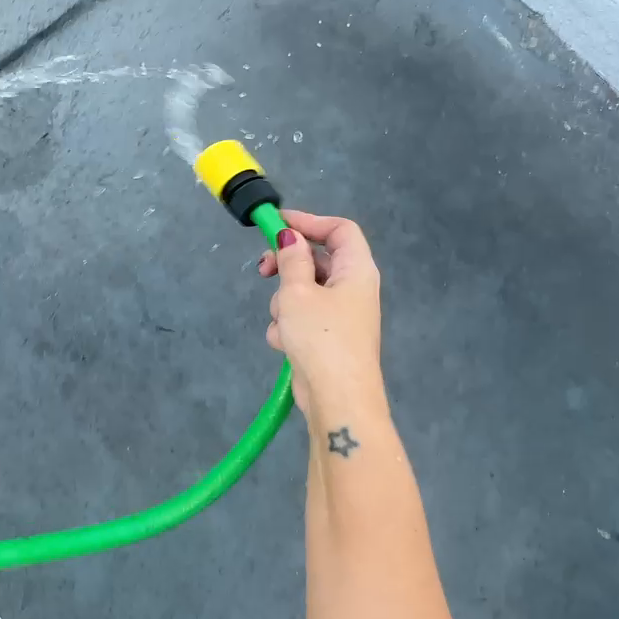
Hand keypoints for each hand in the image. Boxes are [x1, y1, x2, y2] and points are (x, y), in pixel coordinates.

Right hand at [256, 210, 383, 420]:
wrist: (336, 397)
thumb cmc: (320, 336)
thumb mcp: (298, 292)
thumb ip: (291, 260)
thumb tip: (290, 237)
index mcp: (356, 270)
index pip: (340, 229)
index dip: (309, 221)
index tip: (276, 224)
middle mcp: (353, 288)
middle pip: (317, 259)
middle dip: (286, 264)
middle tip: (262, 270)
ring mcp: (341, 314)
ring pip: (304, 290)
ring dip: (284, 301)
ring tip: (280, 321)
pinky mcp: (327, 336)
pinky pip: (302, 316)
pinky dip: (288, 325)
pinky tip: (283, 342)